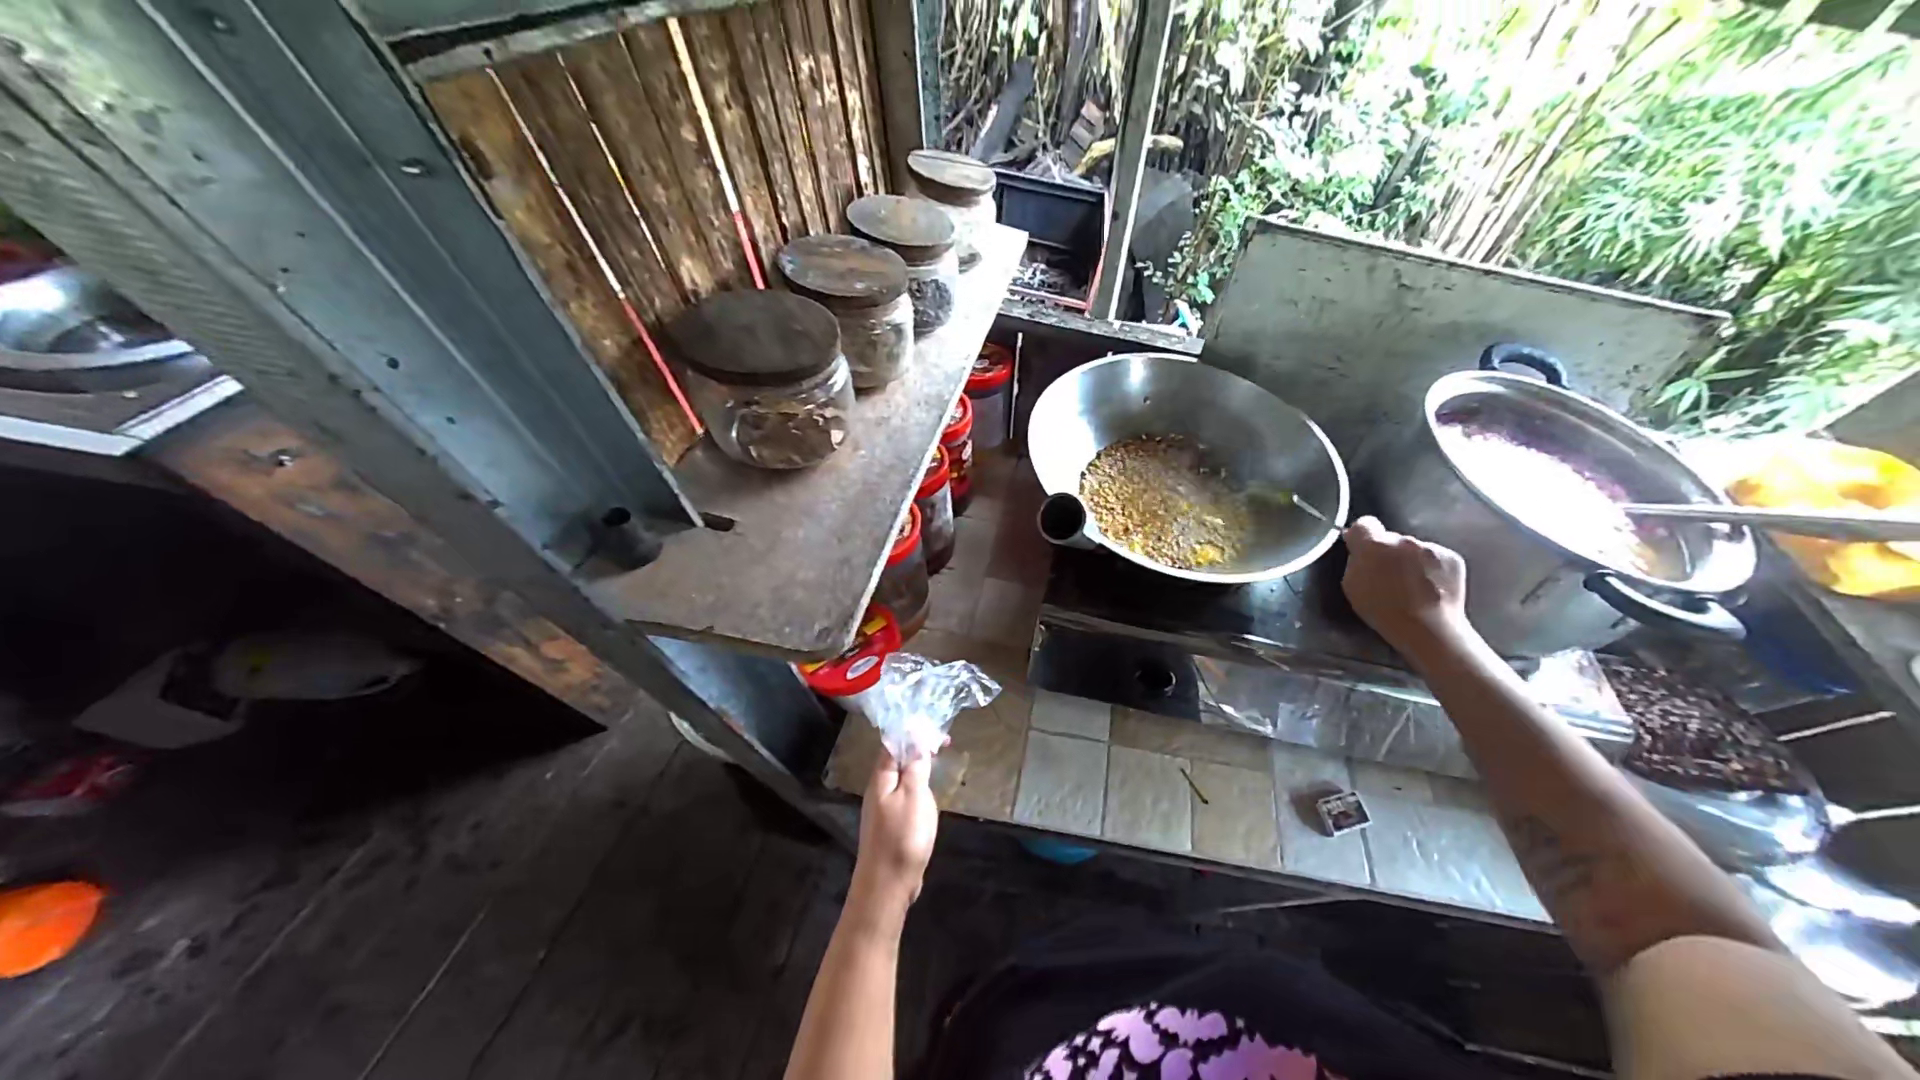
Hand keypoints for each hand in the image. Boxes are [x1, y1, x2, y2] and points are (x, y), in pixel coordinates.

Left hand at [851, 749, 938, 913]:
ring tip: (937, 761)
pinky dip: (918, 788)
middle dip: (917, 748)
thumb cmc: (902, 837)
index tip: (935, 729)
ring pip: (901, 779)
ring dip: (918, 768)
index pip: (894, 744)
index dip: (913, 733)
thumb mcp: (914, 796)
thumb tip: (917, 741)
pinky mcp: (890, 826)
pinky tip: (929, 795)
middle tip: (943, 743)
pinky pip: (905, 797)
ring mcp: (883, 809)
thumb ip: (915, 767)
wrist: (887, 885)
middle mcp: (878, 789)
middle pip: (896, 760)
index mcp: (881, 778)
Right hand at [1342, 516, 1473, 662]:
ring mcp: (1431, 547)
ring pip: (1414, 548)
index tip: (1363, 548)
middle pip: (1391, 538)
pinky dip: (1432, 568)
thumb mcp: (1352, 585)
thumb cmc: (1382, 610)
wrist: (1427, 628)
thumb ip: (1355, 560)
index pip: (1364, 523)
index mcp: (1374, 544)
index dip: (1362, 535)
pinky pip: (1436, 557)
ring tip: (1413, 586)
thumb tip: (1359, 547)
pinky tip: (1430, 587)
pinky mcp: (1453, 557)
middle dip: (1388, 551)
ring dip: (1411, 560)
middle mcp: (1404, 540)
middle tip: (1389, 576)